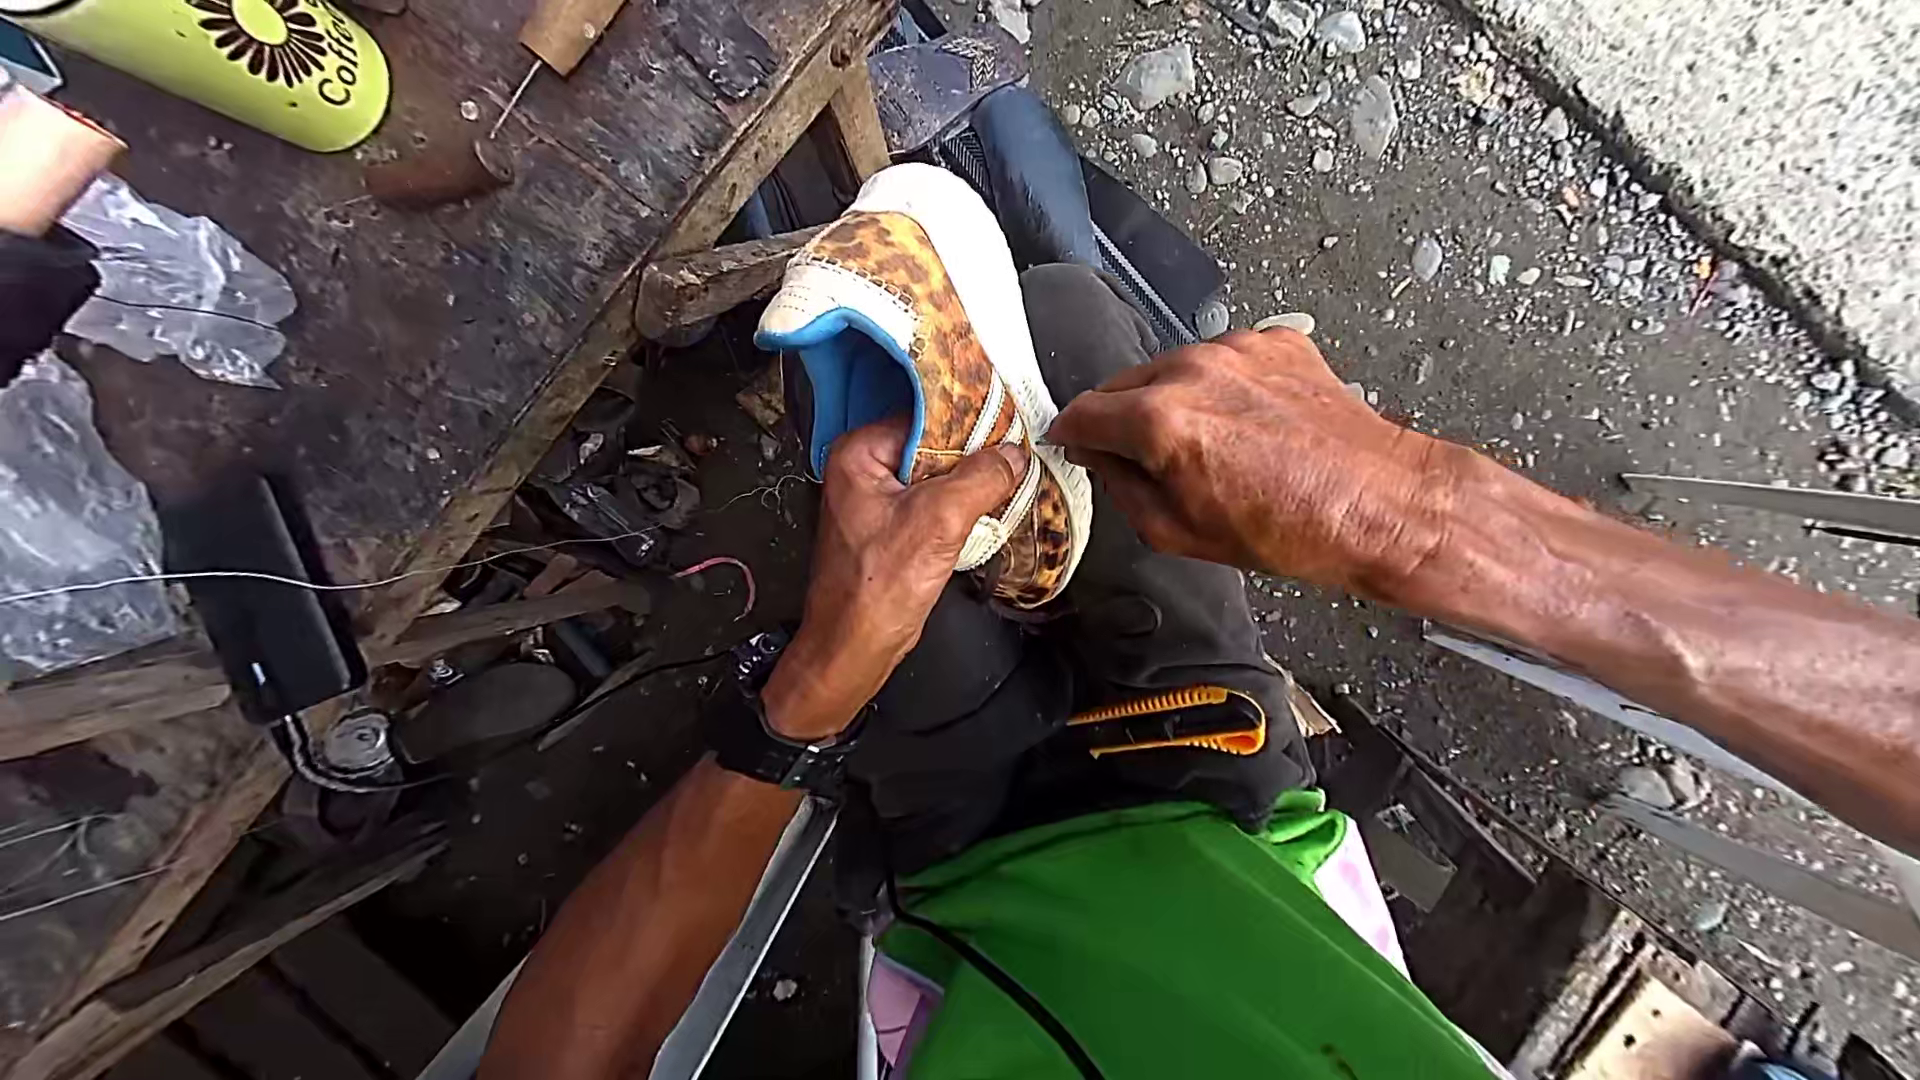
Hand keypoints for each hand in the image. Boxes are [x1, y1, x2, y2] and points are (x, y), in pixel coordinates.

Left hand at [760, 417, 1025, 739]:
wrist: (856, 645)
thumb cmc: (875, 588)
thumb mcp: (937, 521)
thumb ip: (980, 480)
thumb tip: (1013, 456)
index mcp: (860, 454)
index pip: (924, 417)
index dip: (968, 421)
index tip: (1008, 426)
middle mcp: (866, 471)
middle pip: (933, 446)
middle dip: (974, 455)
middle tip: (1015, 456)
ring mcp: (880, 501)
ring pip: (938, 477)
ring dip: (971, 483)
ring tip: (1008, 481)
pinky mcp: (895, 528)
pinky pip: (935, 504)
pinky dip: (961, 506)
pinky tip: (989, 508)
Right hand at [1048, 328, 1468, 599]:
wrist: (1379, 505)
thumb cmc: (1289, 527)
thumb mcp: (1174, 531)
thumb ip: (1118, 486)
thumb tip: (1099, 458)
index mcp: (1160, 422)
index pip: (1082, 413)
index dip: (1069, 433)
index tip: (1072, 441)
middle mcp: (1192, 372)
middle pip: (1119, 386)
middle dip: (1117, 421)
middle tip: (1139, 457)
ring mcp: (1236, 351)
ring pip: (1165, 370)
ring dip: (1164, 402)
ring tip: (1202, 445)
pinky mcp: (1272, 343)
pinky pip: (1215, 361)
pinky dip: (1211, 388)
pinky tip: (1237, 424)